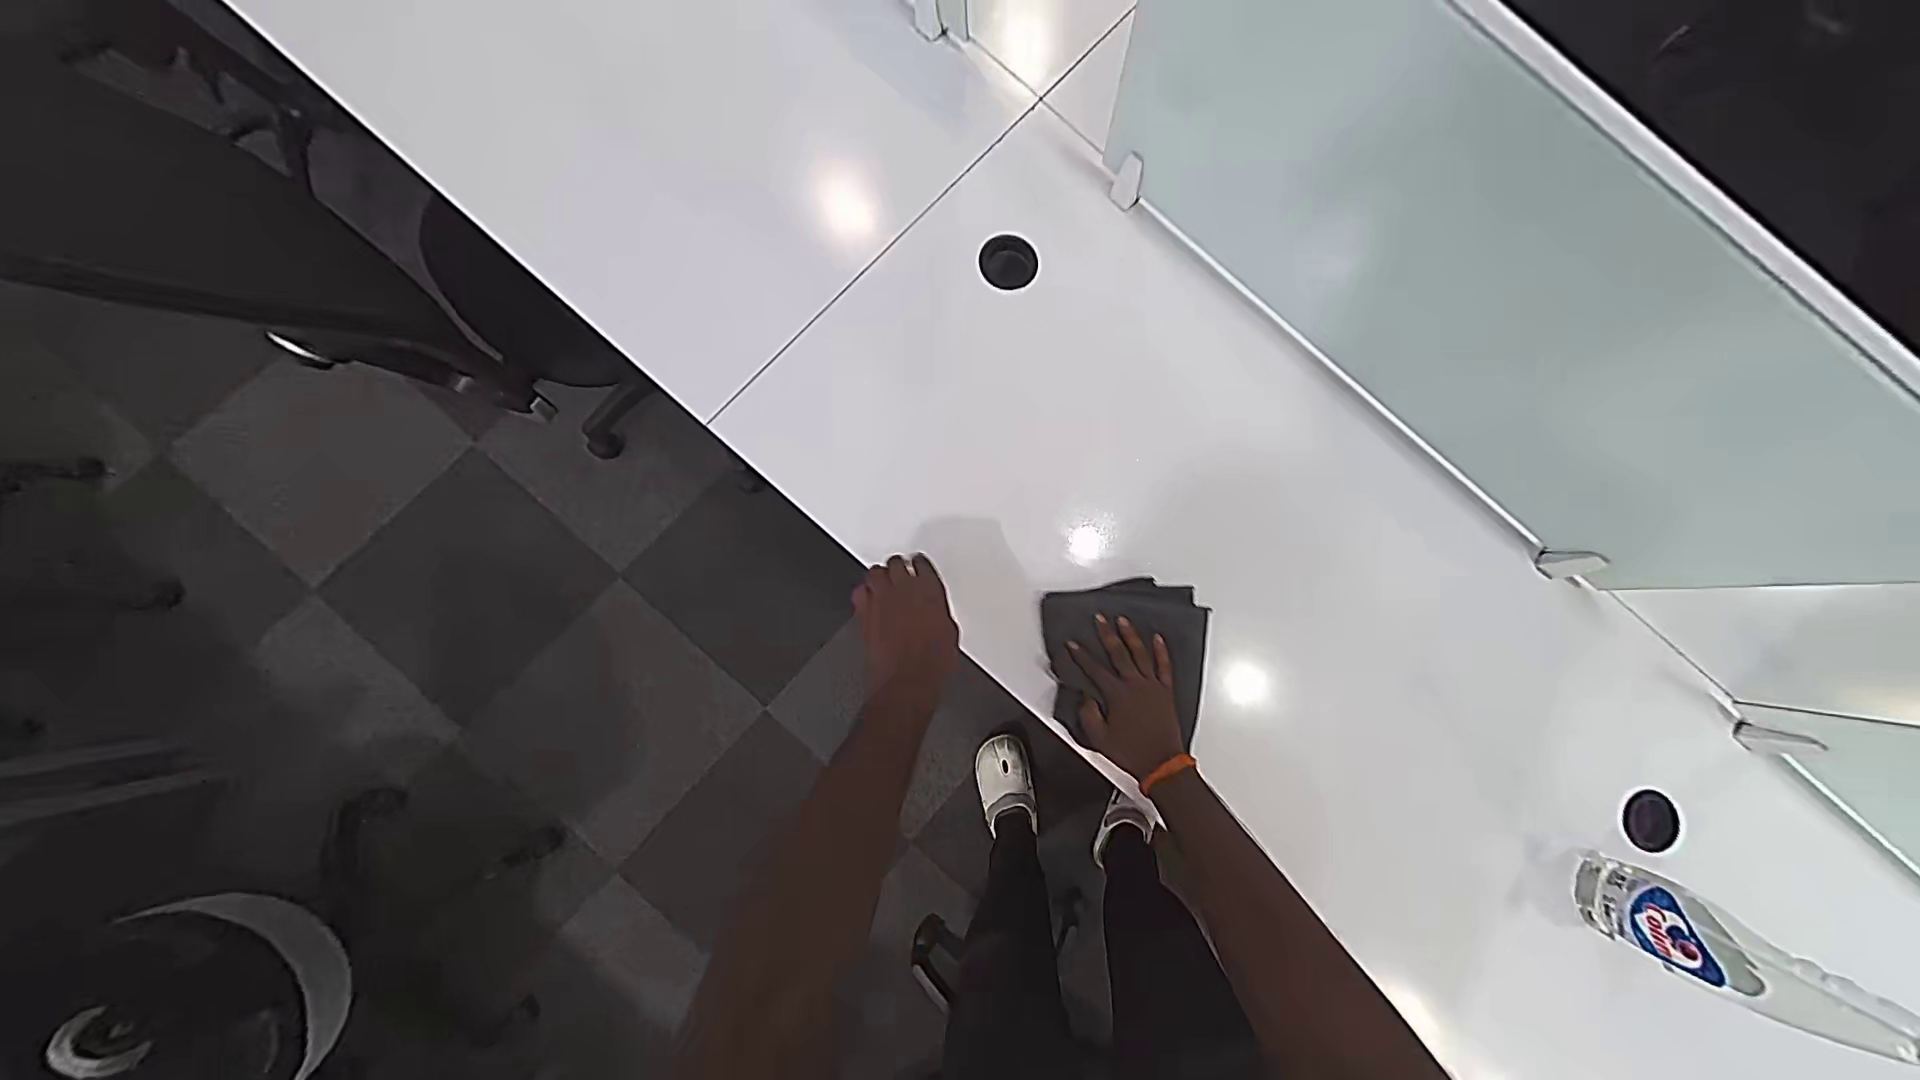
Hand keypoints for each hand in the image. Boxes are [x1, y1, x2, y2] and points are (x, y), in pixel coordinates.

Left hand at [852, 554, 959, 708]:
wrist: (907, 681)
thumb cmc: (930, 663)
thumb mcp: (948, 632)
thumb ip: (938, 612)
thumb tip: (934, 613)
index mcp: (930, 590)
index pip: (923, 564)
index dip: (919, 564)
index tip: (918, 565)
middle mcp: (904, 589)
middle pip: (897, 563)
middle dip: (898, 566)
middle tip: (899, 571)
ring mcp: (882, 598)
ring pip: (875, 571)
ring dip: (880, 575)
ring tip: (882, 580)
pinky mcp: (864, 612)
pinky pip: (859, 591)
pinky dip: (863, 592)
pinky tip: (868, 597)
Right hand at [1065, 614, 1185, 781]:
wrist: (1162, 763)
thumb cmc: (1131, 752)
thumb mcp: (1099, 738)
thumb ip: (1089, 715)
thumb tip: (1086, 698)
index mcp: (1117, 695)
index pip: (1094, 669)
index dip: (1081, 656)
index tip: (1073, 644)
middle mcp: (1135, 685)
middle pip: (1118, 653)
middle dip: (1106, 634)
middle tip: (1100, 619)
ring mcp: (1152, 686)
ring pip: (1140, 654)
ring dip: (1130, 635)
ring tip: (1123, 621)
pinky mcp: (1166, 691)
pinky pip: (1164, 666)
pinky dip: (1161, 651)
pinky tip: (1157, 638)